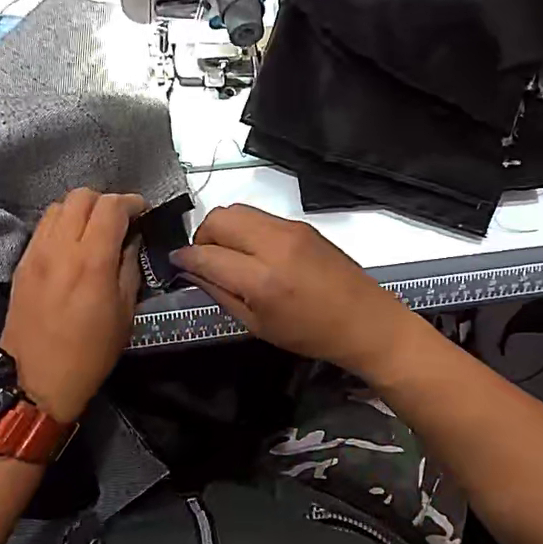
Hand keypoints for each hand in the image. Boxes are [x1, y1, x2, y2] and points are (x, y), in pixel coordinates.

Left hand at [0, 188, 145, 422]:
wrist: (35, 379)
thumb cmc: (89, 354)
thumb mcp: (125, 313)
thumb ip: (128, 267)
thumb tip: (130, 239)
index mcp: (90, 261)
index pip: (110, 207)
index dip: (130, 202)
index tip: (141, 211)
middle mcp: (60, 248)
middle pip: (81, 196)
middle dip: (105, 201)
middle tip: (119, 220)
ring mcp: (36, 253)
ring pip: (58, 206)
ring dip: (80, 209)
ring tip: (93, 229)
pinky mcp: (21, 263)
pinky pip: (42, 227)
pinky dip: (61, 224)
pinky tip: (71, 244)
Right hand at [170, 204, 424, 377]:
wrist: (366, 322)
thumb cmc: (310, 334)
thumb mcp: (256, 325)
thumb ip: (218, 293)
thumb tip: (190, 270)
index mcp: (262, 280)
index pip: (206, 254)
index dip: (184, 258)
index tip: (176, 263)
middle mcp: (274, 245)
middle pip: (218, 219)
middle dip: (202, 237)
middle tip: (204, 258)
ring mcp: (290, 229)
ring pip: (236, 210)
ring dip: (221, 229)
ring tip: (226, 254)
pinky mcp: (300, 224)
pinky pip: (258, 215)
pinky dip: (244, 228)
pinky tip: (250, 251)